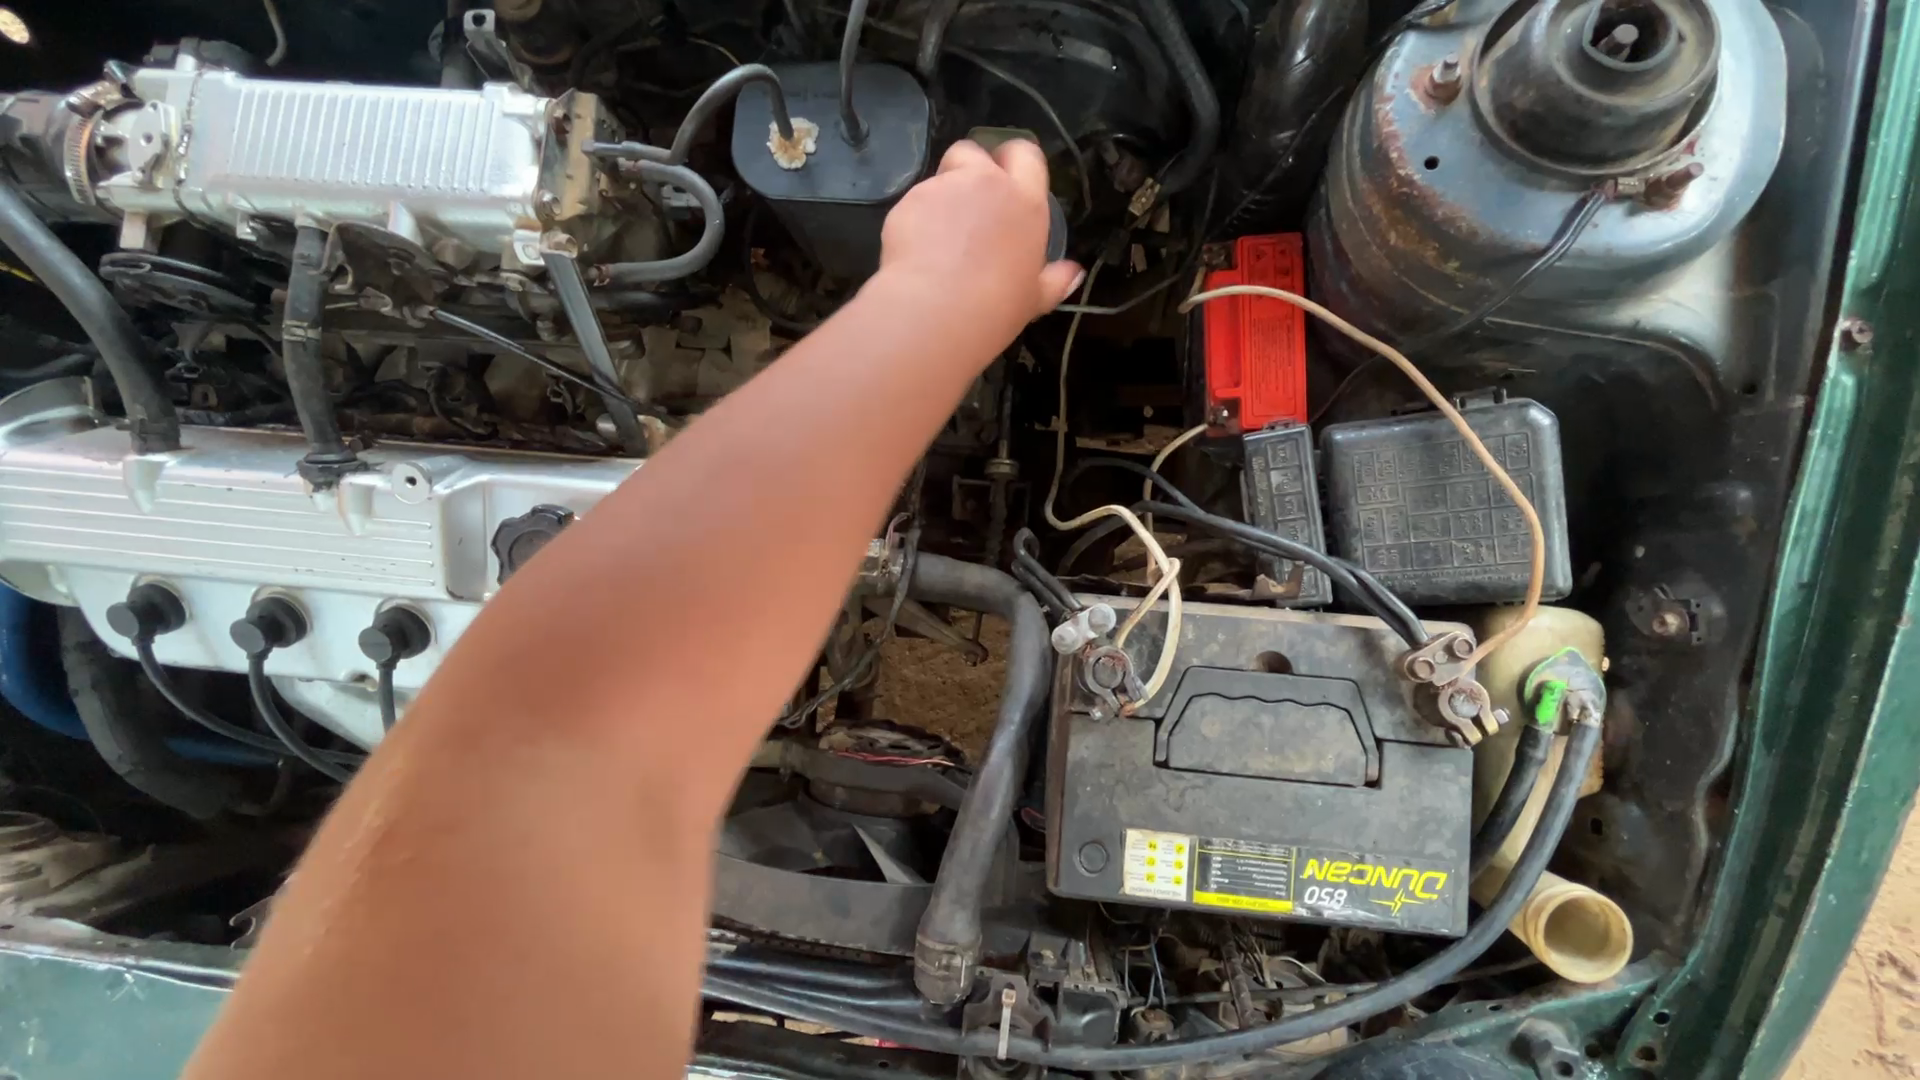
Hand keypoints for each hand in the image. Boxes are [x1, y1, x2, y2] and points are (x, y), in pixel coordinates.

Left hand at [876, 139, 1083, 339]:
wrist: (938, 310)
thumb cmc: (996, 307)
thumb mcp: (1034, 299)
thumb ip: (1054, 280)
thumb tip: (1074, 273)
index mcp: (1025, 203)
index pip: (1025, 154)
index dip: (1013, 161)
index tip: (1006, 180)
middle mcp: (987, 183)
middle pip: (975, 152)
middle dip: (969, 170)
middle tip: (968, 209)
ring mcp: (945, 187)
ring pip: (941, 175)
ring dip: (942, 196)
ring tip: (939, 236)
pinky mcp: (910, 200)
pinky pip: (914, 202)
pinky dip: (916, 220)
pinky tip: (917, 252)